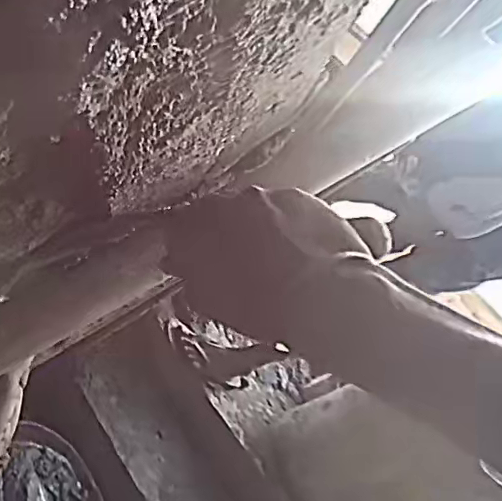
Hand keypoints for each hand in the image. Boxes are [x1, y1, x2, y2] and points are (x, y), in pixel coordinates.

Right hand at [164, 187, 379, 340]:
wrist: (325, 298)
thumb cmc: (262, 304)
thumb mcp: (208, 300)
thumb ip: (188, 274)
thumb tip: (180, 264)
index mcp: (198, 223)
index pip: (176, 224)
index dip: (180, 241)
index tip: (183, 256)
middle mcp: (231, 201)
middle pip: (216, 211)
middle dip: (218, 231)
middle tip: (228, 260)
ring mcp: (270, 197)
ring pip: (253, 209)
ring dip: (254, 227)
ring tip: (268, 259)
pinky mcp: (307, 200)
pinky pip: (286, 209)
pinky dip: (286, 225)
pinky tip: (295, 251)